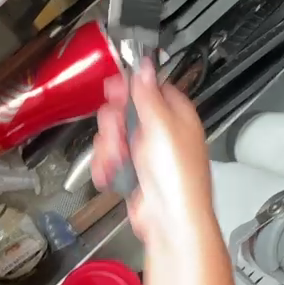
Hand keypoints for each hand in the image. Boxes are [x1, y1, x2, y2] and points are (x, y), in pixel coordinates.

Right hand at [90, 61, 214, 253]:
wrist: (168, 218)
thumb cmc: (177, 176)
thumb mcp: (162, 124)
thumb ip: (148, 94)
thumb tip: (145, 65)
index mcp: (175, 115)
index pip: (148, 89)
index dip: (129, 89)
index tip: (114, 91)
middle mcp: (161, 133)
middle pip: (124, 113)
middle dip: (113, 125)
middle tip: (118, 133)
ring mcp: (145, 155)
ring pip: (112, 138)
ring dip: (108, 149)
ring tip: (117, 160)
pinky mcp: (131, 174)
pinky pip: (109, 161)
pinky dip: (106, 168)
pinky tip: (112, 173)